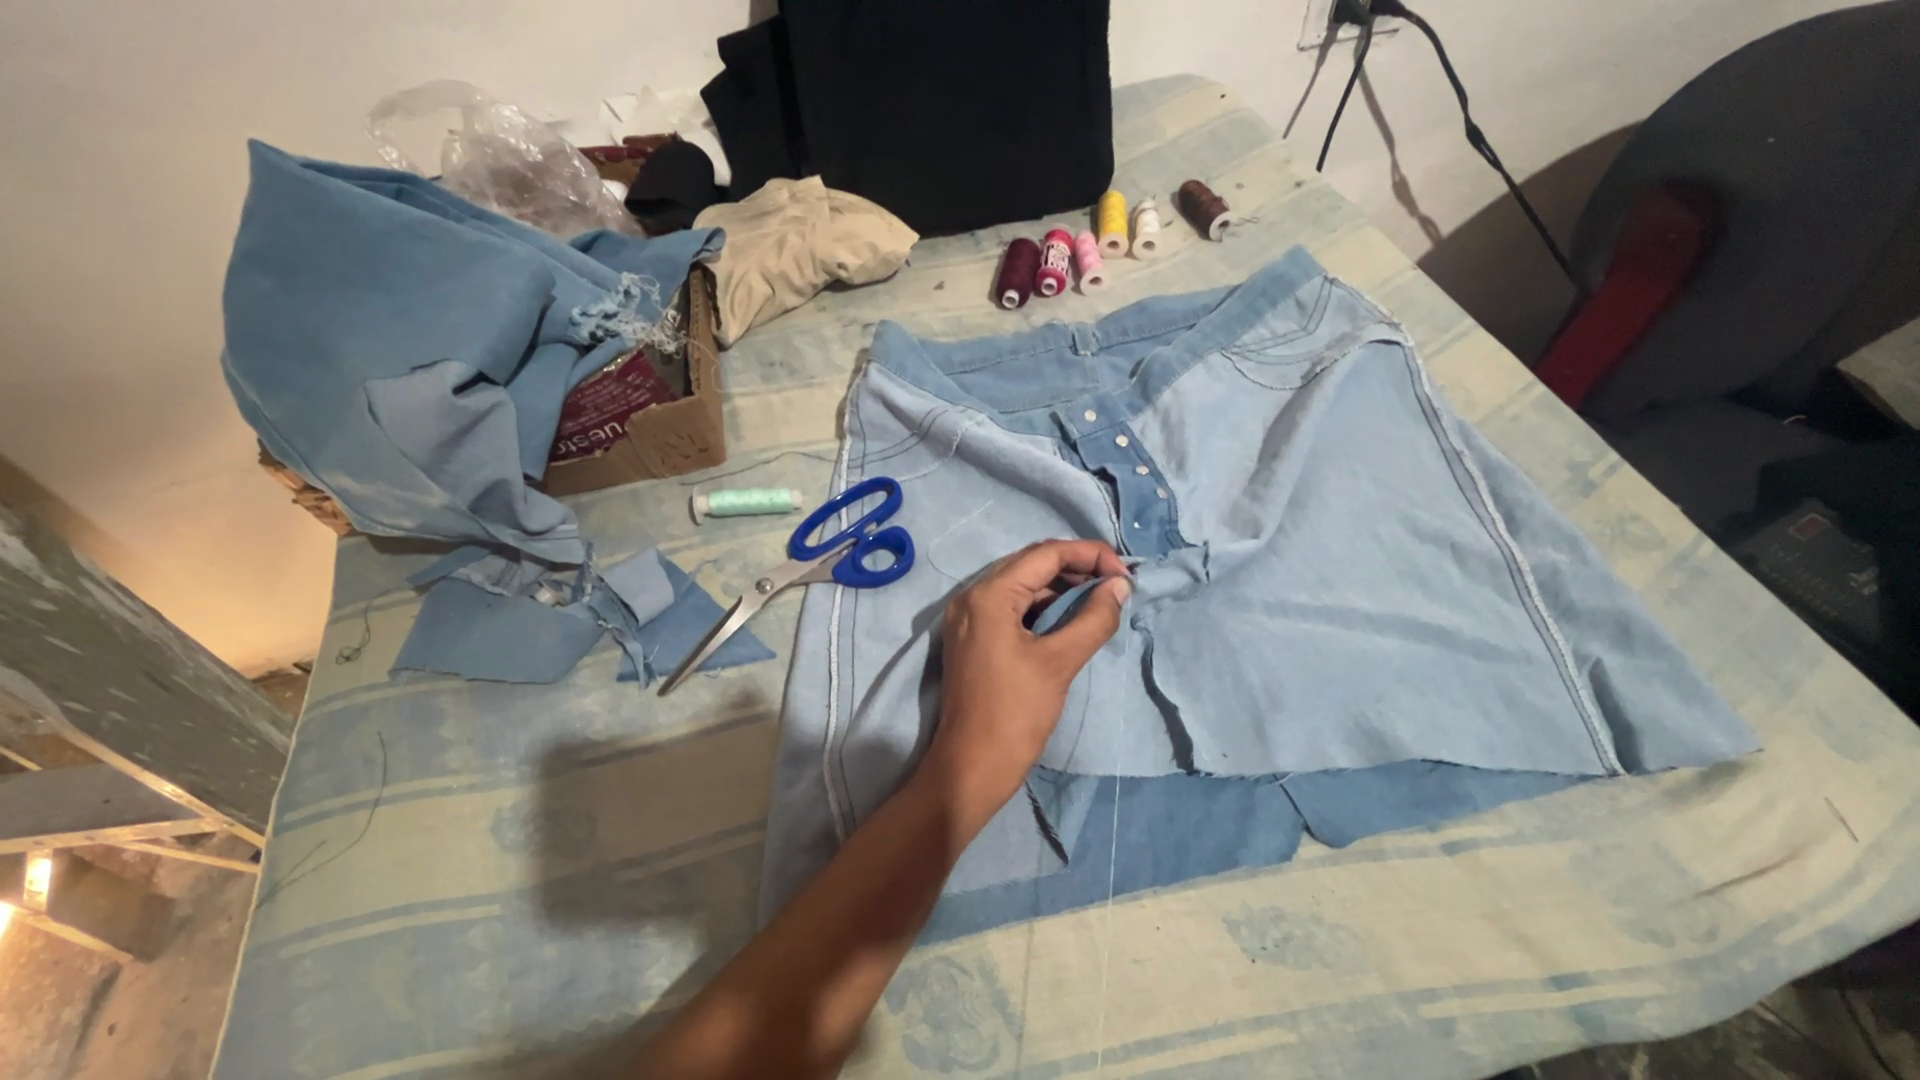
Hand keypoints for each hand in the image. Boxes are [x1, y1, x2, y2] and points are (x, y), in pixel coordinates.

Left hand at [921, 539, 1131, 815]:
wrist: (970, 767)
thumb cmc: (1014, 714)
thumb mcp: (1060, 663)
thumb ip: (1093, 619)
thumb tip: (1120, 587)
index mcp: (988, 595)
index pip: (1045, 554)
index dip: (1089, 556)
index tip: (1125, 575)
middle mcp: (972, 597)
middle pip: (1032, 564)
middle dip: (1077, 569)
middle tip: (1116, 587)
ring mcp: (969, 618)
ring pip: (1022, 586)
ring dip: (1062, 589)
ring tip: (1101, 602)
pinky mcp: (973, 638)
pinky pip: (1012, 608)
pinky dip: (1044, 608)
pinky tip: (1072, 620)